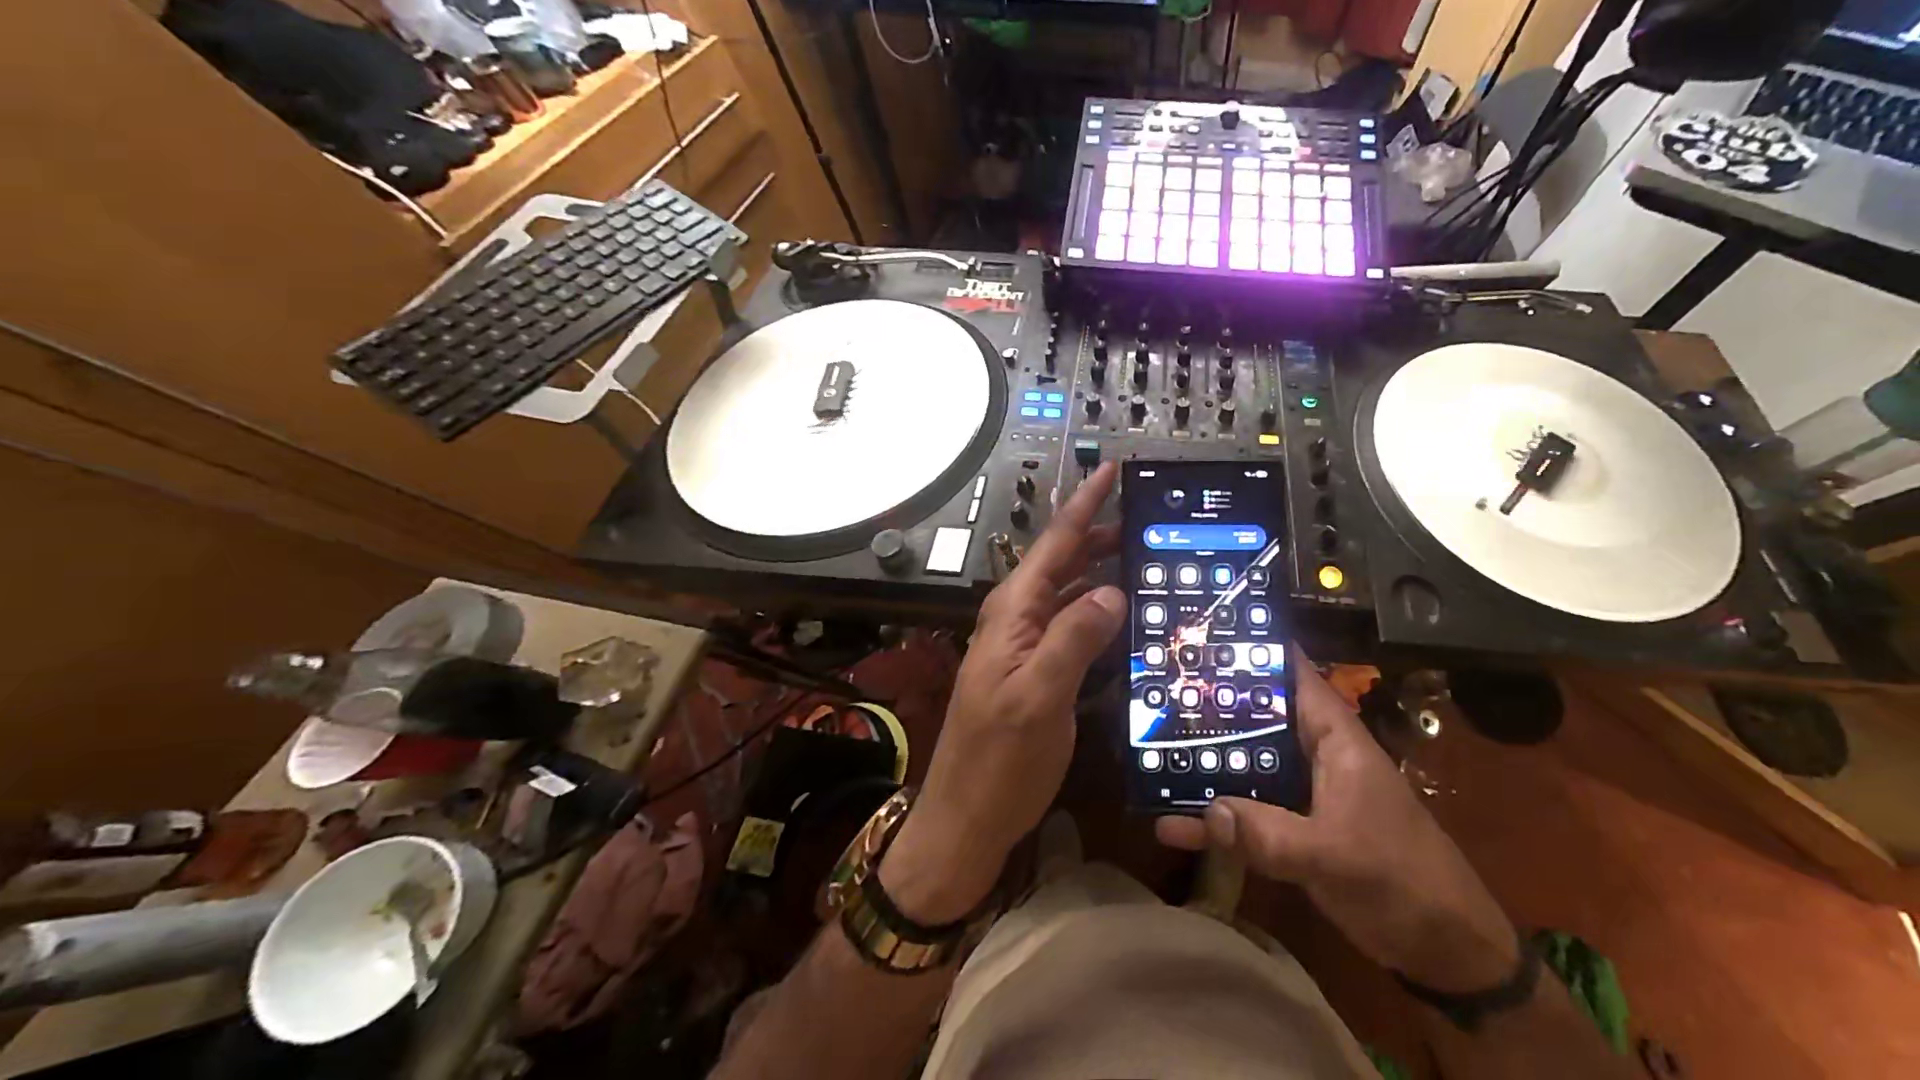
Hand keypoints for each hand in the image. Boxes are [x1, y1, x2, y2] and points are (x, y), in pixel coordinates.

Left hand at [881, 462, 1125, 922]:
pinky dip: (1096, 612)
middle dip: (1099, 534)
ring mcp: (1023, 646)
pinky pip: (1069, 627)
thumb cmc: (999, 760)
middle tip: (1148, 517)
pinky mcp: (1034, 672)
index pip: (1054, 544)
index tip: (1113, 469)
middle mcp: (1015, 619)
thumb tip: (1112, 589)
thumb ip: (1072, 640)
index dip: (1085, 505)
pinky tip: (1123, 616)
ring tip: (1145, 556)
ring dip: (1100, 571)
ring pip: (1066, 593)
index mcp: (1012, 613)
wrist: (967, 815)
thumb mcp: (1039, 698)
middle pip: (1061, 562)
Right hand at [1156, 651, 1520, 991]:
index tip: (1199, 631)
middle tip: (1152, 686)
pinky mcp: (1289, 830)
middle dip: (1208, 703)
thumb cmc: (1405, 882)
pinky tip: (1170, 825)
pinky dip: (1211, 817)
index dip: (1252, 650)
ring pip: (1241, 764)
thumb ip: (1272, 835)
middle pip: (1254, 717)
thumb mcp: (1339, 856)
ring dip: (1201, 762)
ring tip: (1145, 748)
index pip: (1291, 676)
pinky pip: (1241, 813)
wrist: (1442, 952)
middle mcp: (1312, 756)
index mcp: (1334, 739)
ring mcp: (1298, 794)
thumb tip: (1207, 811)